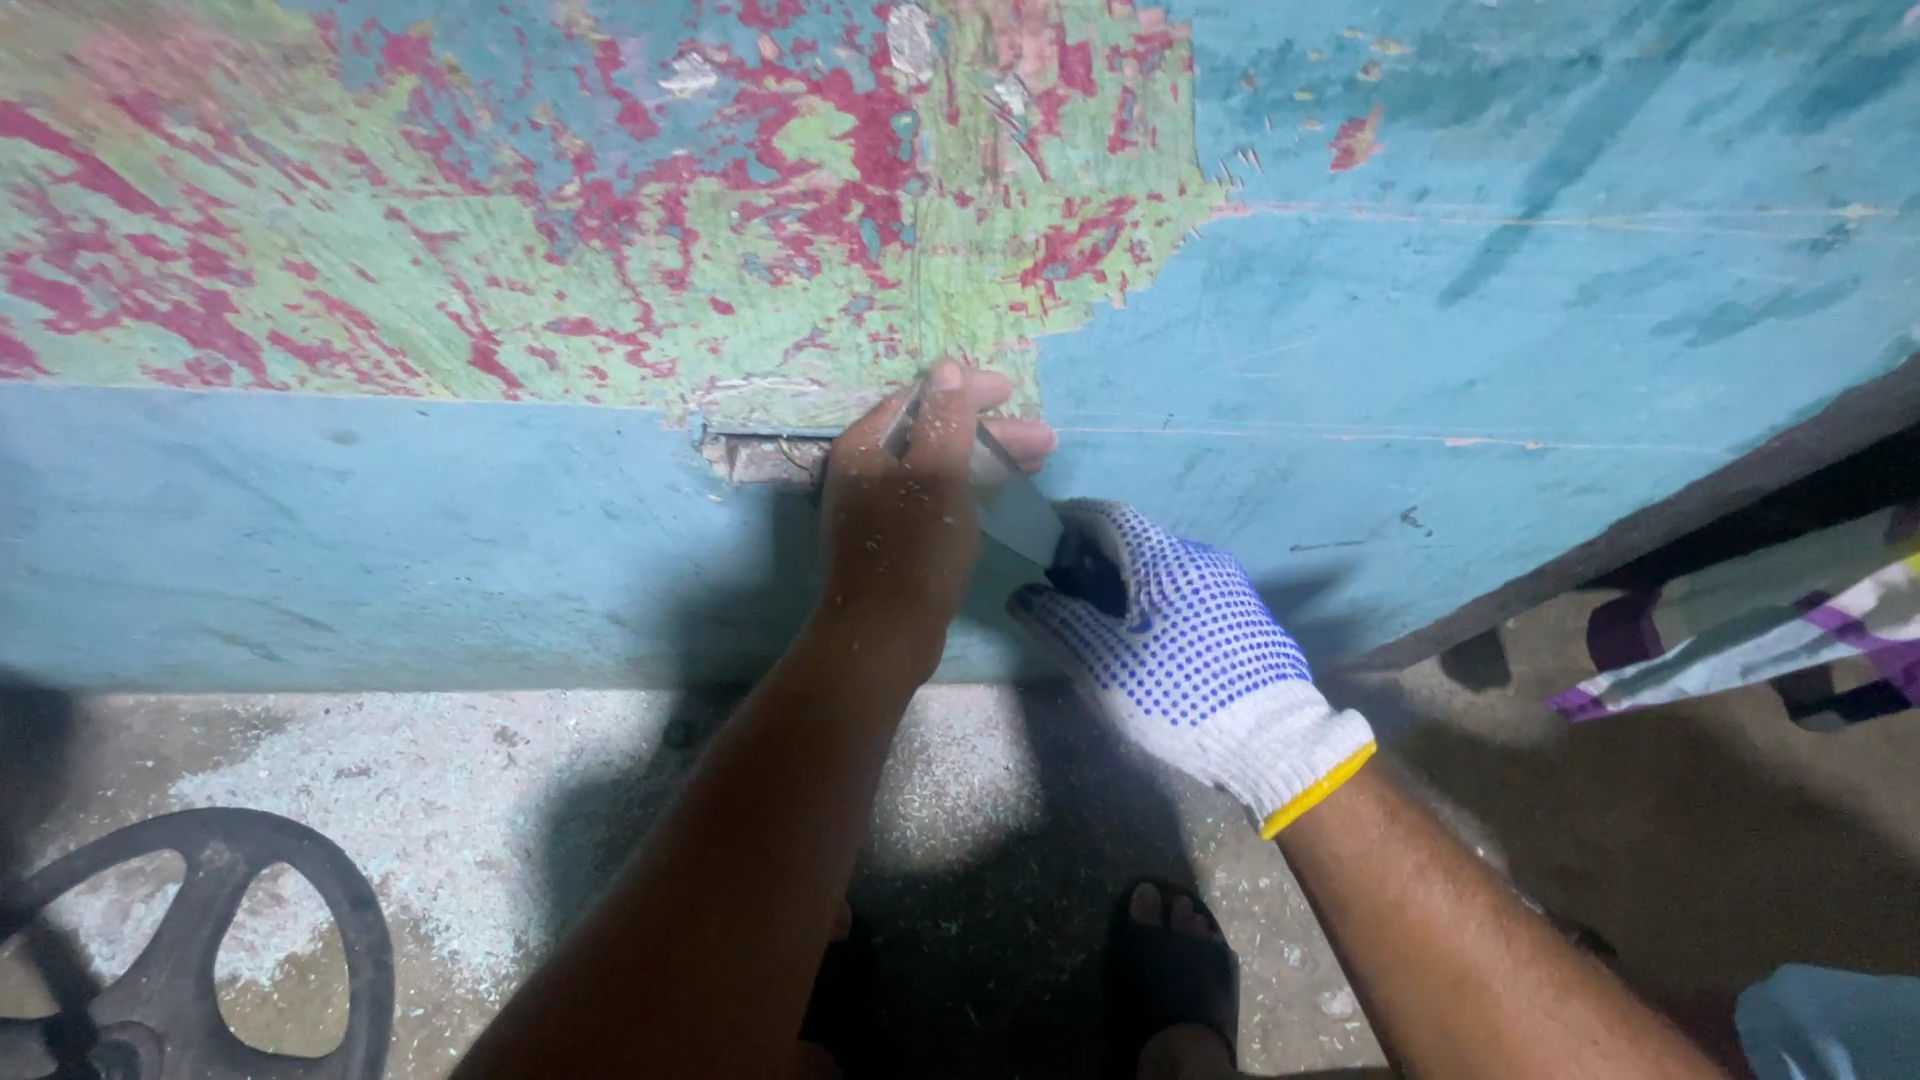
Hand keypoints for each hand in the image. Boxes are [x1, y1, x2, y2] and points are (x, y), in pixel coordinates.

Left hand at [818, 361, 1055, 678]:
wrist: (886, 634)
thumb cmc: (913, 550)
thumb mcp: (937, 476)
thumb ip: (946, 420)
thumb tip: (947, 369)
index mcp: (866, 446)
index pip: (920, 398)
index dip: (968, 389)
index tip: (1011, 391)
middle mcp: (867, 470)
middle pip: (934, 433)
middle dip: (991, 431)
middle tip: (1043, 439)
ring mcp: (879, 506)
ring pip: (940, 467)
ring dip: (988, 459)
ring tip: (1039, 461)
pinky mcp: (895, 537)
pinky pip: (936, 496)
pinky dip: (971, 488)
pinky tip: (1002, 491)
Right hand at [1007, 501, 1374, 836]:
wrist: (1274, 744)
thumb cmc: (1178, 694)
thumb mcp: (1104, 665)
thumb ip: (1059, 622)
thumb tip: (1023, 594)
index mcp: (1165, 562)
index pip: (1110, 516)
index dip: (1072, 518)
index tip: (1044, 534)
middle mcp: (1201, 561)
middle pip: (1136, 541)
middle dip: (1093, 556)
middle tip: (1062, 588)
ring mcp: (1229, 588)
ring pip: (1162, 569)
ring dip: (1123, 581)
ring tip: (1098, 620)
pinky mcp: (1244, 617)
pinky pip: (1186, 592)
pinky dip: (1152, 600)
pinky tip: (1143, 640)